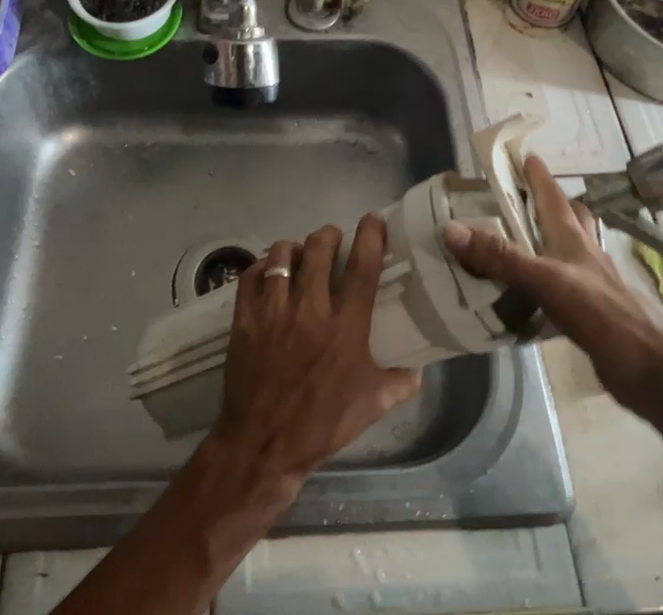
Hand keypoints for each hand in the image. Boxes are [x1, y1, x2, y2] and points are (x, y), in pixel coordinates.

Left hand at [210, 215, 422, 486]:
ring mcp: (272, 311)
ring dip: (295, 248)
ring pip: (282, 256)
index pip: (362, 267)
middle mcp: (310, 309)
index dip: (370, 236)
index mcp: (346, 326)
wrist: (262, 443)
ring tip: (300, 255)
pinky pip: (250, 277)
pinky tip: (268, 273)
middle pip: (319, 249)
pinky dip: (261, 267)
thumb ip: (401, 381)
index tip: (373, 220)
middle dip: (329, 235)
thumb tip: (418, 367)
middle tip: (334, 239)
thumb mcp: (373, 406)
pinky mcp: (243, 320)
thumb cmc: (322, 424)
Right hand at [442, 154, 662, 419]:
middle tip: (527, 197)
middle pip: (572, 221)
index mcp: (574, 241)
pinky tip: (532, 297)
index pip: (554, 198)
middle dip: (552, 205)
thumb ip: (501, 257)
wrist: (651, 367)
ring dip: (552, 242)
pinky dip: (547, 284)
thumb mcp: (545, 281)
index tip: (526, 155)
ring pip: (571, 254)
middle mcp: (585, 258)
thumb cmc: (602, 314)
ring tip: (526, 241)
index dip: (539, 177)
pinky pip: (564, 290)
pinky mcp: (592, 317)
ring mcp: (592, 287)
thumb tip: (453, 230)